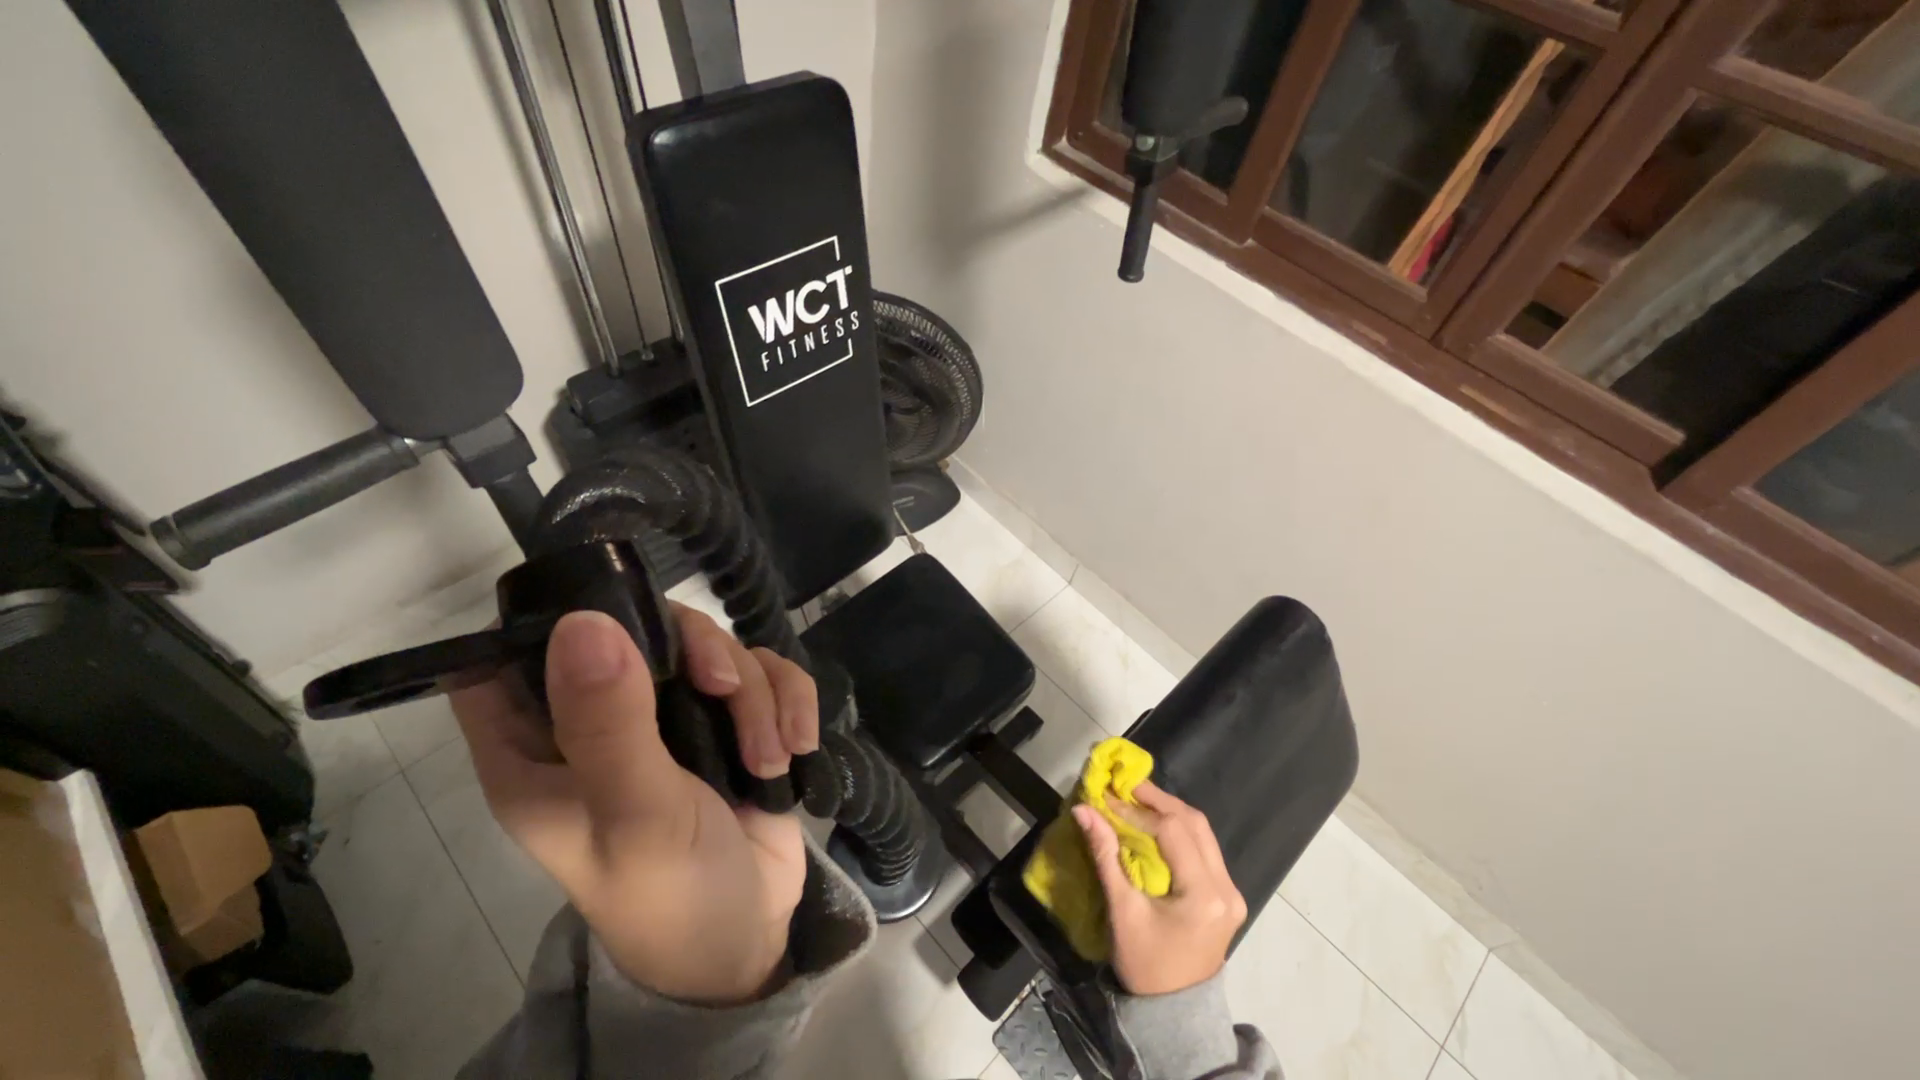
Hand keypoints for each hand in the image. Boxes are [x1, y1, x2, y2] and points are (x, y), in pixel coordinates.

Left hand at [449, 603, 819, 1003]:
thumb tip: (584, 621)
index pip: (512, 653)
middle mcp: (601, 717)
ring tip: (768, 758)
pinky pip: (764, 671)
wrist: (751, 938)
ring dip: (756, 693)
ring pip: (714, 646)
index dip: (556, 619)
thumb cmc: (669, 891)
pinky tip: (797, 747)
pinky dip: (789, 700)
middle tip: (725, 690)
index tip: (619, 613)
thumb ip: (610, 724)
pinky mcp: (732, 720)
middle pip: (640, 626)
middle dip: (700, 650)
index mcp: (539, 745)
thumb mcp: (636, 813)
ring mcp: (671, 716)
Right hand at [1074, 782, 1247, 995]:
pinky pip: (1204, 849)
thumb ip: (1105, 856)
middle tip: (1124, 787)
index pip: (1173, 832)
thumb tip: (1084, 810)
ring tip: (1136, 800)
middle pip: (1195, 824)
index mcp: (1205, 895)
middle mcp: (1227, 888)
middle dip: (1158, 801)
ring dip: (1170, 813)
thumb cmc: (1145, 965)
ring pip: (1203, 833)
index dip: (1138, 810)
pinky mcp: (1227, 895)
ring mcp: (1232, 892)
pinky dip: (1178, 831)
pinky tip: (1154, 826)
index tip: (1107, 797)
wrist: (1174, 1012)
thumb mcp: (1122, 911)